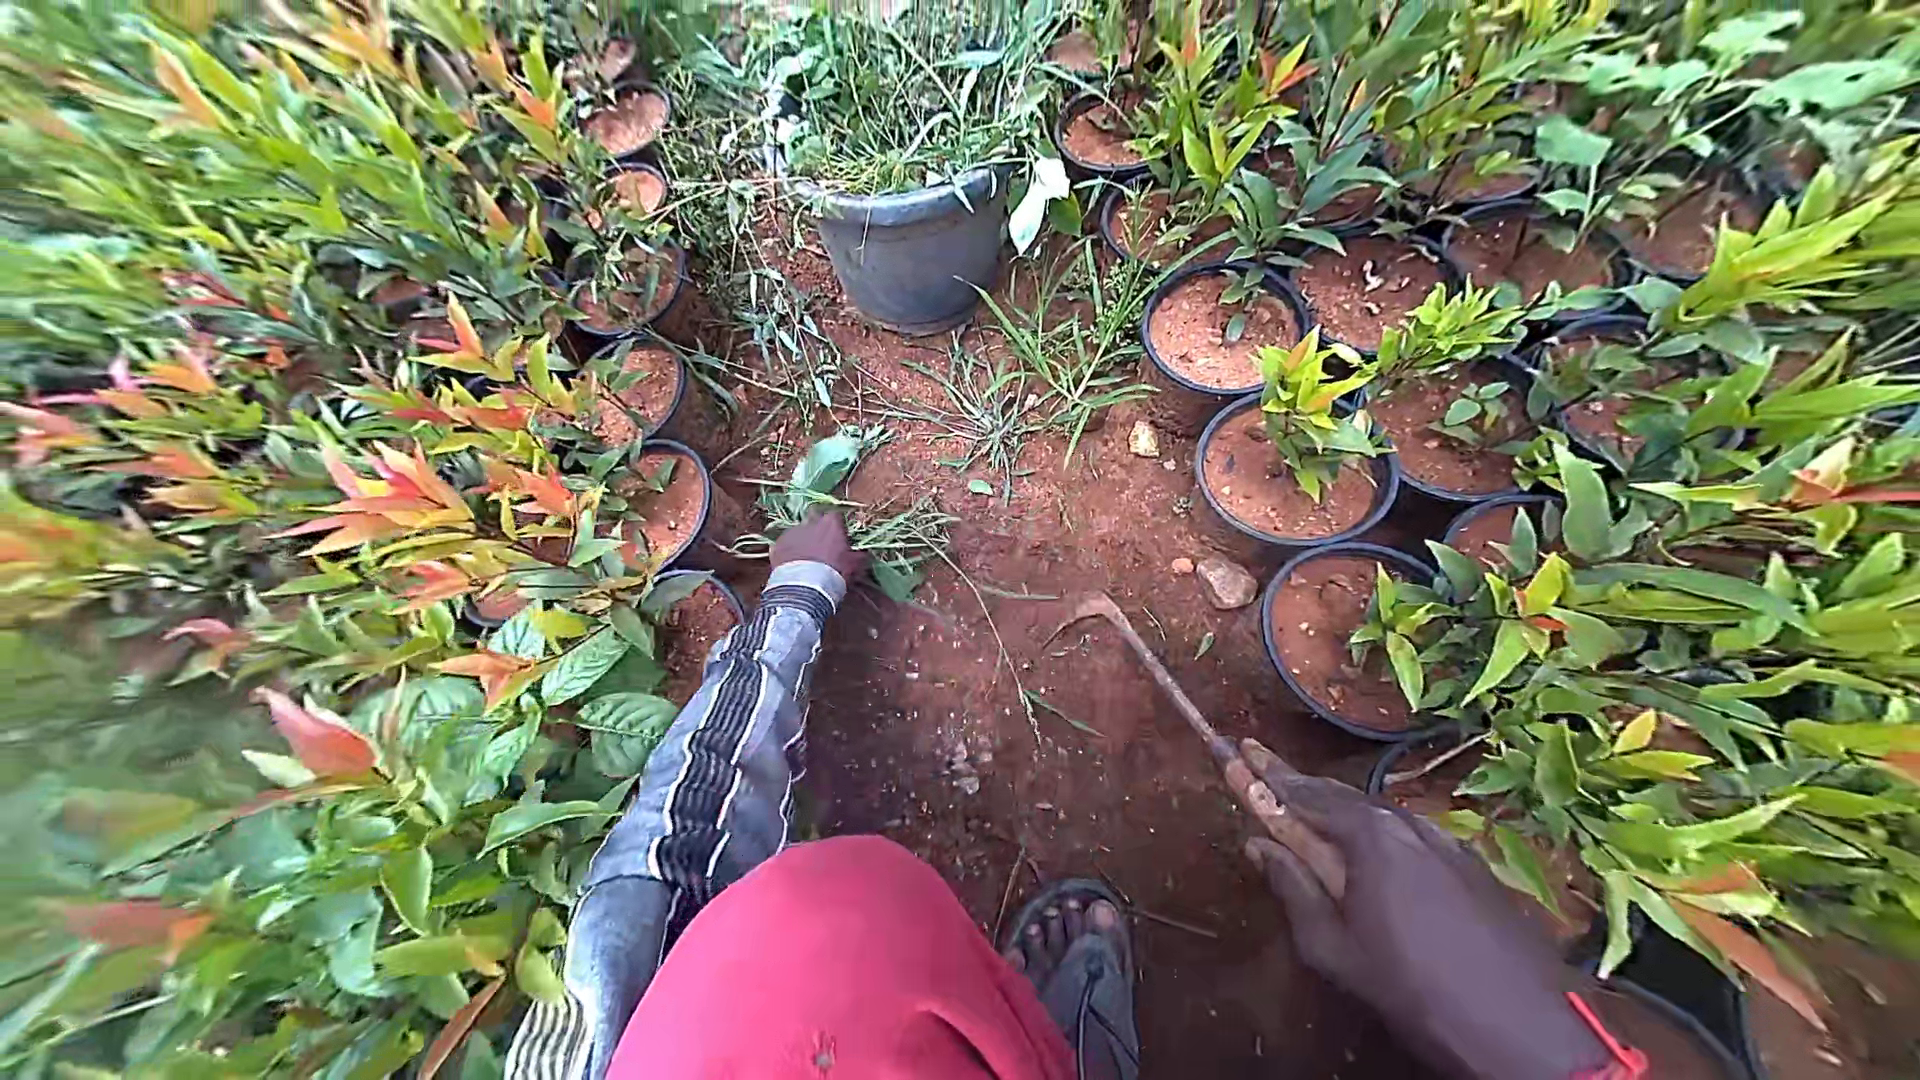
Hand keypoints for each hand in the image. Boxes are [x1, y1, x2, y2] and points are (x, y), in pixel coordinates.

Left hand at [770, 511, 864, 583]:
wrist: (805, 587)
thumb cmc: (835, 572)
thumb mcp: (855, 565)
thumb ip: (860, 556)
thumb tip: (864, 554)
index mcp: (831, 523)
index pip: (836, 516)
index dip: (838, 528)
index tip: (840, 539)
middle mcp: (810, 522)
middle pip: (815, 519)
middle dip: (818, 529)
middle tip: (822, 547)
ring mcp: (792, 532)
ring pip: (799, 532)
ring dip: (803, 541)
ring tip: (806, 560)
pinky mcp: (777, 544)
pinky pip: (785, 545)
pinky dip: (789, 552)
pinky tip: (793, 565)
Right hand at [1247, 772, 1608, 1079]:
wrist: (1534, 1039)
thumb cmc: (1415, 989)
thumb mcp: (1334, 948)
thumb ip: (1291, 886)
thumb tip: (1256, 843)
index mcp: (1367, 835)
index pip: (1301, 792)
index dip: (1263, 771)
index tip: (1238, 746)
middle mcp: (1404, 823)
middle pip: (1336, 794)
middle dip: (1298, 784)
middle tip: (1263, 768)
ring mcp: (1444, 841)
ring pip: (1374, 812)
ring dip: (1336, 809)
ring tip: (1310, 814)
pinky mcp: (1471, 863)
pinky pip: (1407, 832)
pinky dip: (1376, 831)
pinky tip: (1371, 853)